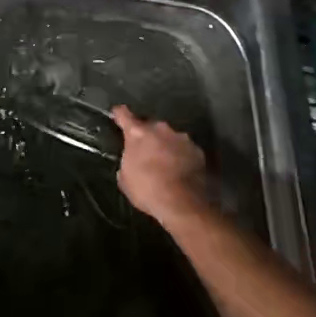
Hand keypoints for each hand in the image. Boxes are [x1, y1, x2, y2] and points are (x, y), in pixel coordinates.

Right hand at [111, 106, 211, 225]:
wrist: (182, 203)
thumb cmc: (147, 190)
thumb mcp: (125, 179)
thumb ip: (127, 161)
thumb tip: (132, 159)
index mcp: (138, 133)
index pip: (124, 115)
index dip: (119, 114)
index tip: (117, 113)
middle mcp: (161, 129)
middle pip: (150, 126)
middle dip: (147, 135)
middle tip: (144, 150)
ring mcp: (181, 137)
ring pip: (169, 136)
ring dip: (165, 145)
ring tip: (165, 162)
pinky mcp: (197, 150)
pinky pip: (184, 149)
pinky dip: (180, 155)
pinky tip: (180, 169)